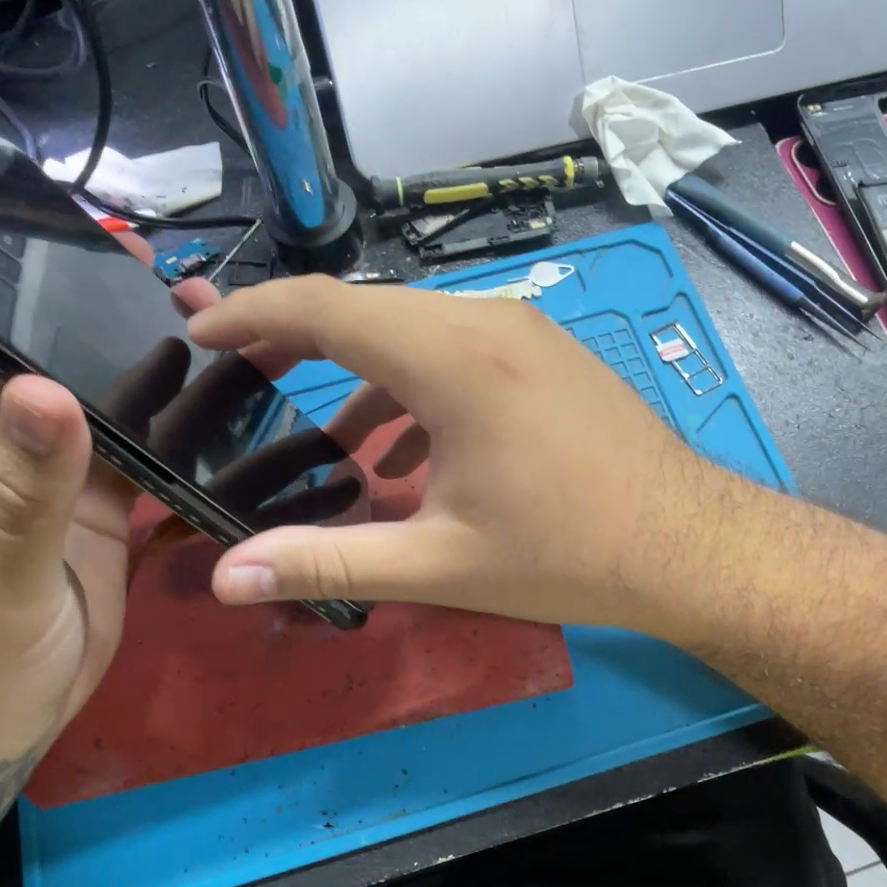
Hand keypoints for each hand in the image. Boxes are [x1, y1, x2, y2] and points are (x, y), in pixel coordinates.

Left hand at [0, 234, 219, 760]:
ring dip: (126, 357)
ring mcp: (48, 474)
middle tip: (138, 266)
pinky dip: (165, 421)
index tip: (17, 241)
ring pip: (83, 394)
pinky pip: (130, 446)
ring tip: (191, 317)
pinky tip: (212, 395)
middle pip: (14, 349)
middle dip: (63, 305)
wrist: (3, 729)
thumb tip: (47, 387)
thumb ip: (23, 490)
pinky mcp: (97, 505)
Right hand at [188, 276, 724, 633]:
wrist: (690, 546)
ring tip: (319, 435)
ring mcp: (524, 332)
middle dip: (294, 339)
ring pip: (413, 330)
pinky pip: (457, 350)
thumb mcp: (438, 564)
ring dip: (358, 373)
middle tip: (238, 376)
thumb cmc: (566, 554)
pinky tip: (404, 455)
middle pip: (366, 310)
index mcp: (452, 358)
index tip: (197, 330)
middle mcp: (486, 321)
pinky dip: (412, 387)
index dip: (251, 313)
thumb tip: (226, 579)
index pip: (325, 307)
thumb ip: (326, 563)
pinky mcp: (546, 354)